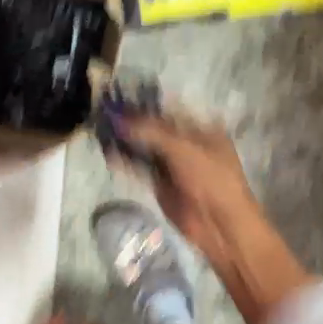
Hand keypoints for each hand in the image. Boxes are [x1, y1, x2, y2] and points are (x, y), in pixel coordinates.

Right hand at [119, 113, 315, 323]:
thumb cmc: (211, 180)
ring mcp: (174, 166)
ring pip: (146, 148)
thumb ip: (151, 132)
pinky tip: (109, 154)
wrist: (221, 226)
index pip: (170, 110)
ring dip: (126, 141)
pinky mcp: (162, 186)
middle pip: (155, 129)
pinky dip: (126, 162)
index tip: (121, 97)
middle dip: (132, 122)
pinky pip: (141, 169)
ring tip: (102, 130)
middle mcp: (188, 144)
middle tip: (106, 113)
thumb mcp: (184, 149)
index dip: (147, 104)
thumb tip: (120, 119)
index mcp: (203, 130)